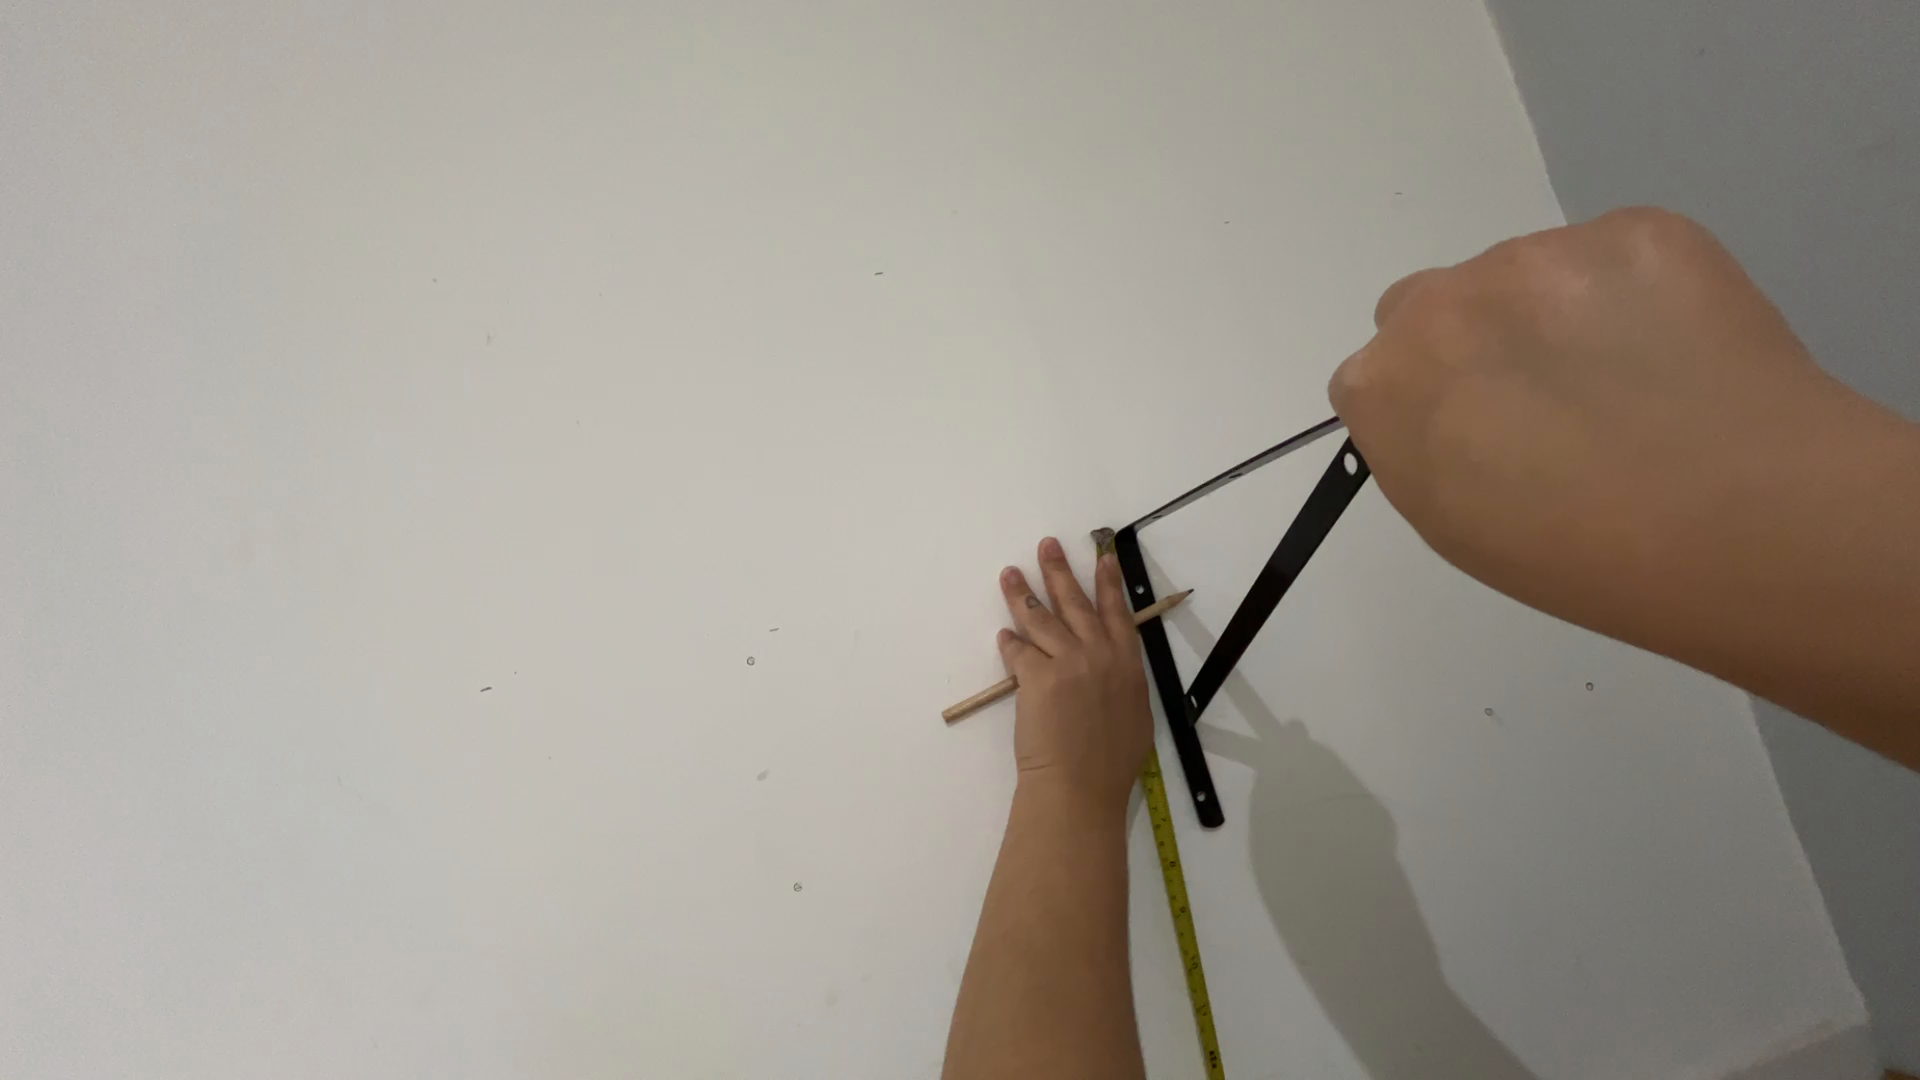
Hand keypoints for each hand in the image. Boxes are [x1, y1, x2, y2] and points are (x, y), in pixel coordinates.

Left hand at [996, 537, 1152, 810]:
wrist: (1080, 786)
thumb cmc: (1112, 764)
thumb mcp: (1135, 718)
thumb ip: (1123, 686)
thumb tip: (1112, 674)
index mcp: (1127, 665)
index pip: (1117, 612)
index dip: (1109, 582)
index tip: (1103, 556)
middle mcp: (1098, 654)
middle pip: (1074, 602)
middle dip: (1058, 569)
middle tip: (1046, 544)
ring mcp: (1066, 662)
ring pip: (1040, 617)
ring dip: (1021, 592)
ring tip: (1008, 573)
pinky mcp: (1036, 675)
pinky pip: (1018, 650)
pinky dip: (1009, 643)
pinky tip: (1003, 636)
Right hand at [1329, 207, 1882, 642]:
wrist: (1723, 514)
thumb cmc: (1554, 545)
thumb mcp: (1438, 511)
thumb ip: (1411, 439)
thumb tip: (1444, 410)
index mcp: (1375, 381)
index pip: (1375, 374)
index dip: (1422, 401)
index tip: (1466, 431)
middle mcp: (1432, 305)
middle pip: (1425, 307)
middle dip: (1463, 340)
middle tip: (1533, 393)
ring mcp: (1530, 259)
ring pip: (1517, 276)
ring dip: (1546, 312)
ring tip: (1622, 376)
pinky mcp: (1632, 231)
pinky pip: (1609, 255)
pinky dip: (1628, 291)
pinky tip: (1670, 348)